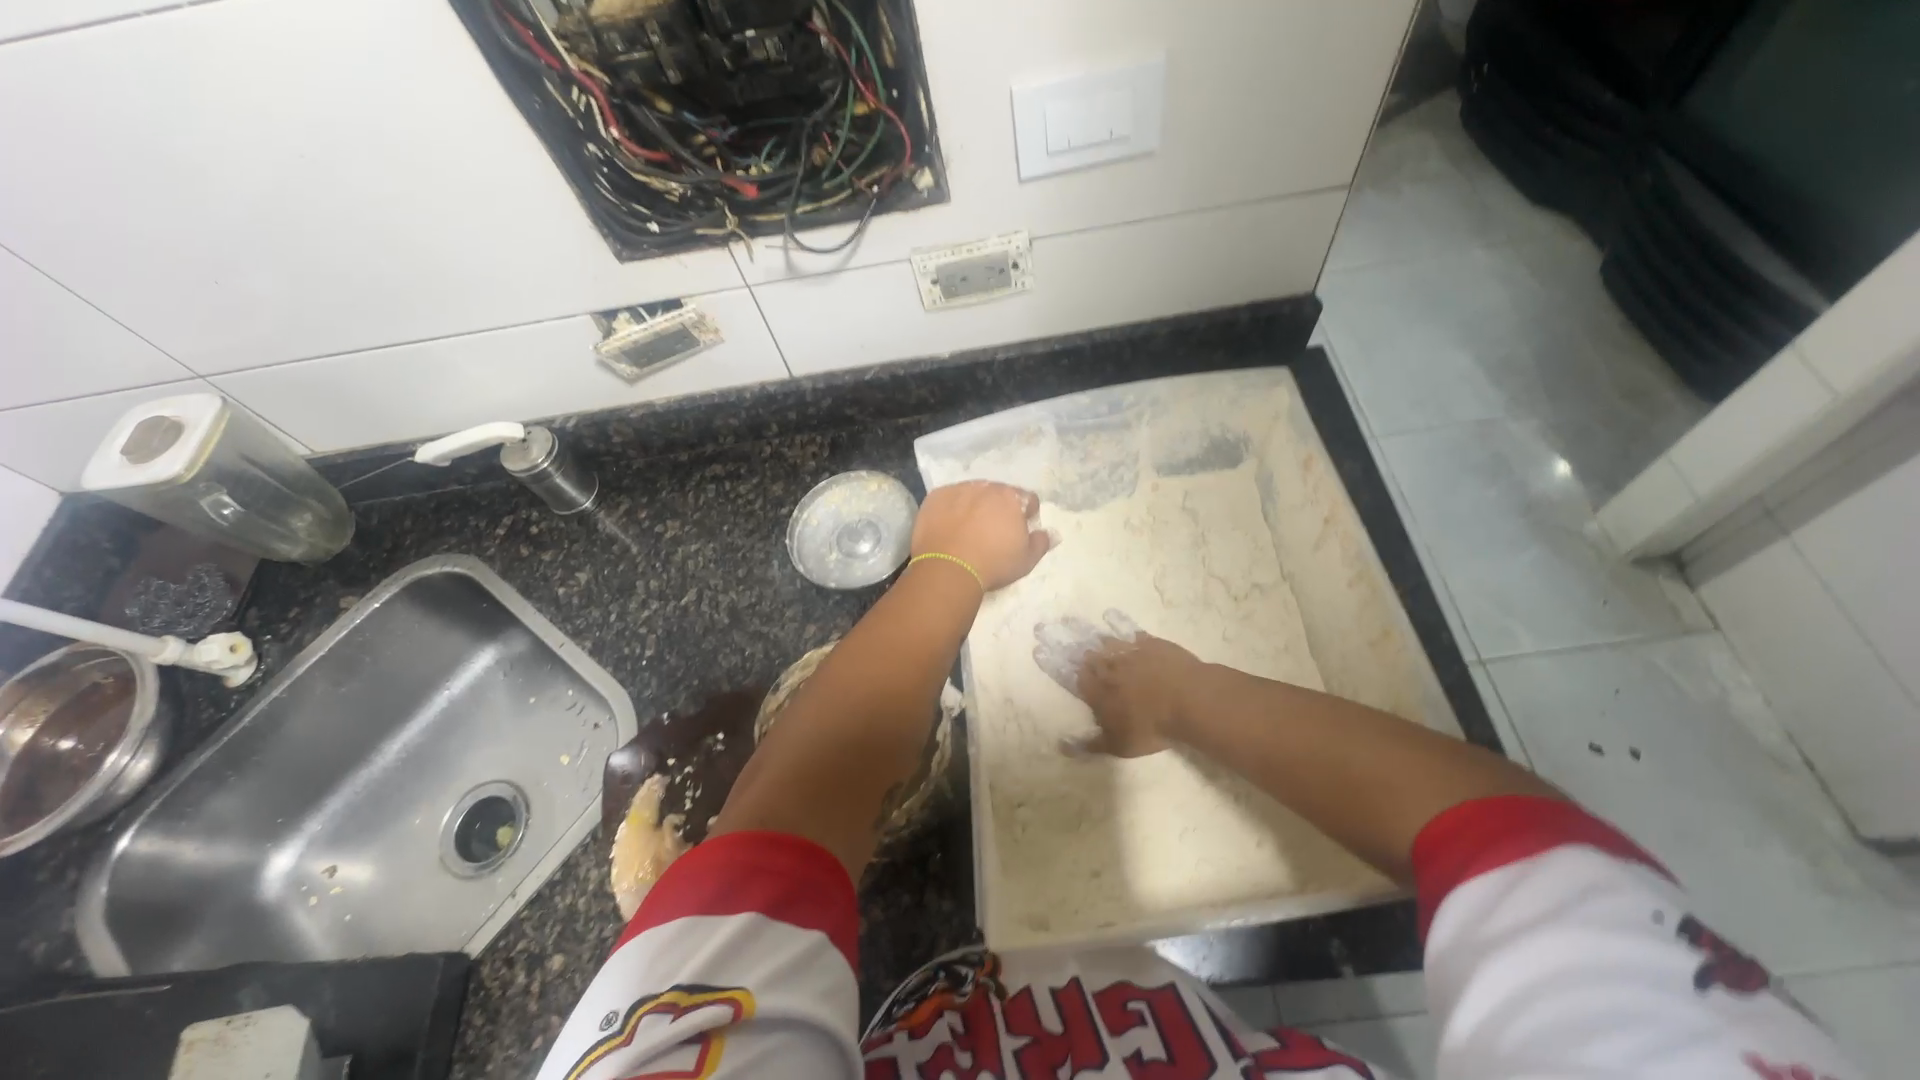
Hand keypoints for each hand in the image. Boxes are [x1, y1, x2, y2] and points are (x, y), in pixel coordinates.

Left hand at [911, 481, 1051, 590]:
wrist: (948, 569)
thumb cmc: (993, 564)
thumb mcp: (1026, 560)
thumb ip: (1041, 543)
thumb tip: (1052, 534)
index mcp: (1012, 498)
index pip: (1027, 499)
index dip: (1027, 514)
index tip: (1021, 529)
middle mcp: (986, 487)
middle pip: (998, 494)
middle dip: (999, 508)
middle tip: (993, 531)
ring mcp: (958, 490)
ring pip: (972, 494)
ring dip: (974, 506)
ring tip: (968, 529)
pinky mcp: (935, 497)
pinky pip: (948, 499)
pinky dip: (950, 509)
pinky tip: (948, 528)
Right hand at [1033, 610, 1205, 757]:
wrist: (1188, 700)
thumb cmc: (1151, 727)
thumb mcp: (1118, 745)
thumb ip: (1090, 745)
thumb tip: (1061, 746)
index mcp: (1097, 693)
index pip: (1073, 677)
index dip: (1056, 665)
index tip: (1040, 650)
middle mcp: (1108, 669)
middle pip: (1085, 656)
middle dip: (1067, 644)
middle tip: (1049, 629)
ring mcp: (1130, 653)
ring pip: (1104, 642)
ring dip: (1089, 635)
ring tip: (1073, 623)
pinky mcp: (1151, 644)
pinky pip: (1129, 631)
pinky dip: (1118, 624)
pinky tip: (1111, 616)